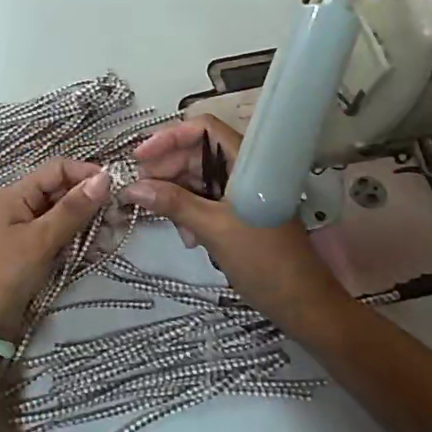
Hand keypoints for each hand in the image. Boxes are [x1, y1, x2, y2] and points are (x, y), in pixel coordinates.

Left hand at [0, 159, 108, 337]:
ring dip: (91, 223)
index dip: (87, 174)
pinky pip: (67, 236)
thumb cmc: (5, 273)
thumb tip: (105, 177)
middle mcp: (26, 206)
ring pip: (69, 215)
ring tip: (111, 236)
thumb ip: (73, 209)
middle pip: (66, 191)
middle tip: (119, 217)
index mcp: (18, 194)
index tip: (117, 189)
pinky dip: (83, 239)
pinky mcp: (40, 251)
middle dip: (93, 201)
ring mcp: (33, 230)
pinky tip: (99, 248)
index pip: (59, 169)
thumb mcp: (40, 239)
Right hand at [127, 116, 352, 336]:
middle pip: (196, 154)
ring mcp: (241, 192)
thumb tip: (132, 187)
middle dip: (166, 171)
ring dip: (175, 197)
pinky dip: (190, 214)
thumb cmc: (263, 260)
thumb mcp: (214, 229)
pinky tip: (187, 238)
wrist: (300, 301)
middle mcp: (243, 170)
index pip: (203, 129)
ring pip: (197, 180)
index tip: (139, 158)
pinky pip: (205, 202)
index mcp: (247, 161)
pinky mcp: (238, 214)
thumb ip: (173, 204)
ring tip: (164, 221)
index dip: (168, 137)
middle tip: (139, 193)